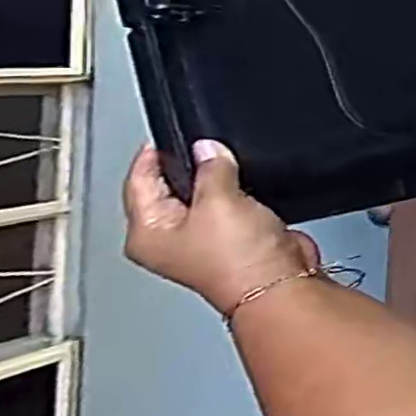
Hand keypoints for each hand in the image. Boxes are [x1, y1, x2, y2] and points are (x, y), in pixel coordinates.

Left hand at [124, 140, 320, 314]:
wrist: (278, 280)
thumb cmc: (238, 258)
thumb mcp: (219, 200)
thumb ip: (212, 168)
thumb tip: (208, 149)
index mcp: (146, 233)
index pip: (137, 184)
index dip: (152, 156)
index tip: (167, 136)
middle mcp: (168, 239)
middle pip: (169, 189)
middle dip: (190, 167)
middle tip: (209, 148)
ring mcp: (201, 240)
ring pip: (203, 197)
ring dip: (219, 181)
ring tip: (232, 167)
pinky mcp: (234, 238)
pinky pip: (231, 206)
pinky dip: (240, 194)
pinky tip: (250, 187)